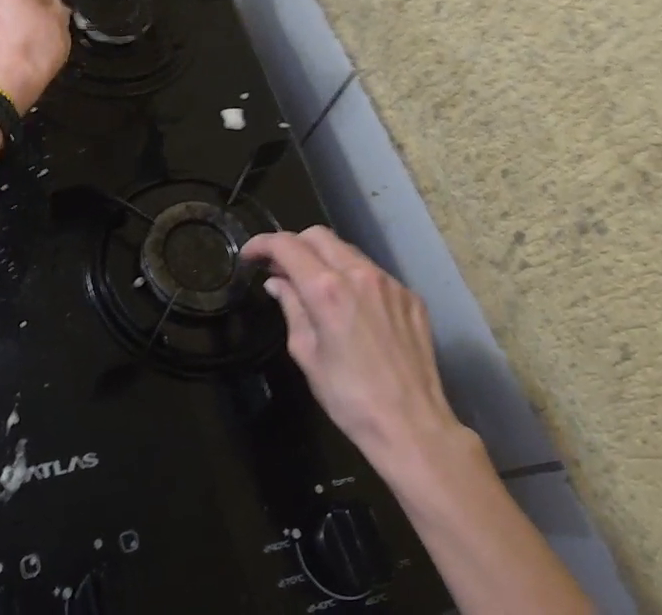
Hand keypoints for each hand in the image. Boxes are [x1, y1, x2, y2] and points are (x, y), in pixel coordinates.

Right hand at [242, 227, 467, 468]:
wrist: (412, 425)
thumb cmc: (348, 396)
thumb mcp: (305, 353)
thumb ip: (291, 308)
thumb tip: (279, 284)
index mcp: (327, 290)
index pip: (286, 246)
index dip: (262, 244)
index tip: (249, 256)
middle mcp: (360, 275)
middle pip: (318, 236)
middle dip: (293, 245)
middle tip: (279, 269)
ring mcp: (390, 284)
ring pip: (348, 251)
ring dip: (323, 259)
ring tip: (312, 286)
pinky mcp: (411, 298)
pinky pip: (373, 273)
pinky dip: (352, 278)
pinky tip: (349, 306)